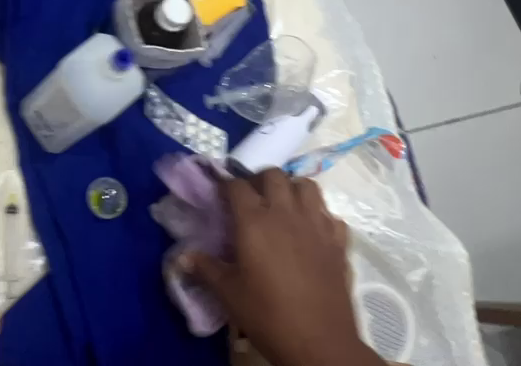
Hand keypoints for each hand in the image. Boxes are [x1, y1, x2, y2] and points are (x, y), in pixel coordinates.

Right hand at [178, 169, 384, 365]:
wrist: (320, 345)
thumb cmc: (268, 316)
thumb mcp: (229, 293)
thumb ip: (205, 268)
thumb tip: (182, 257)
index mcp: (254, 220)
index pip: (236, 185)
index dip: (226, 185)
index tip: (220, 196)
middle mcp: (285, 213)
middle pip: (273, 175)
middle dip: (260, 180)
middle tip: (253, 200)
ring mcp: (316, 225)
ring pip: (307, 186)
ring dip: (293, 190)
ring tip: (284, 207)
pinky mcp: (338, 242)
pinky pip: (331, 215)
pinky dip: (321, 217)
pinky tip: (312, 233)